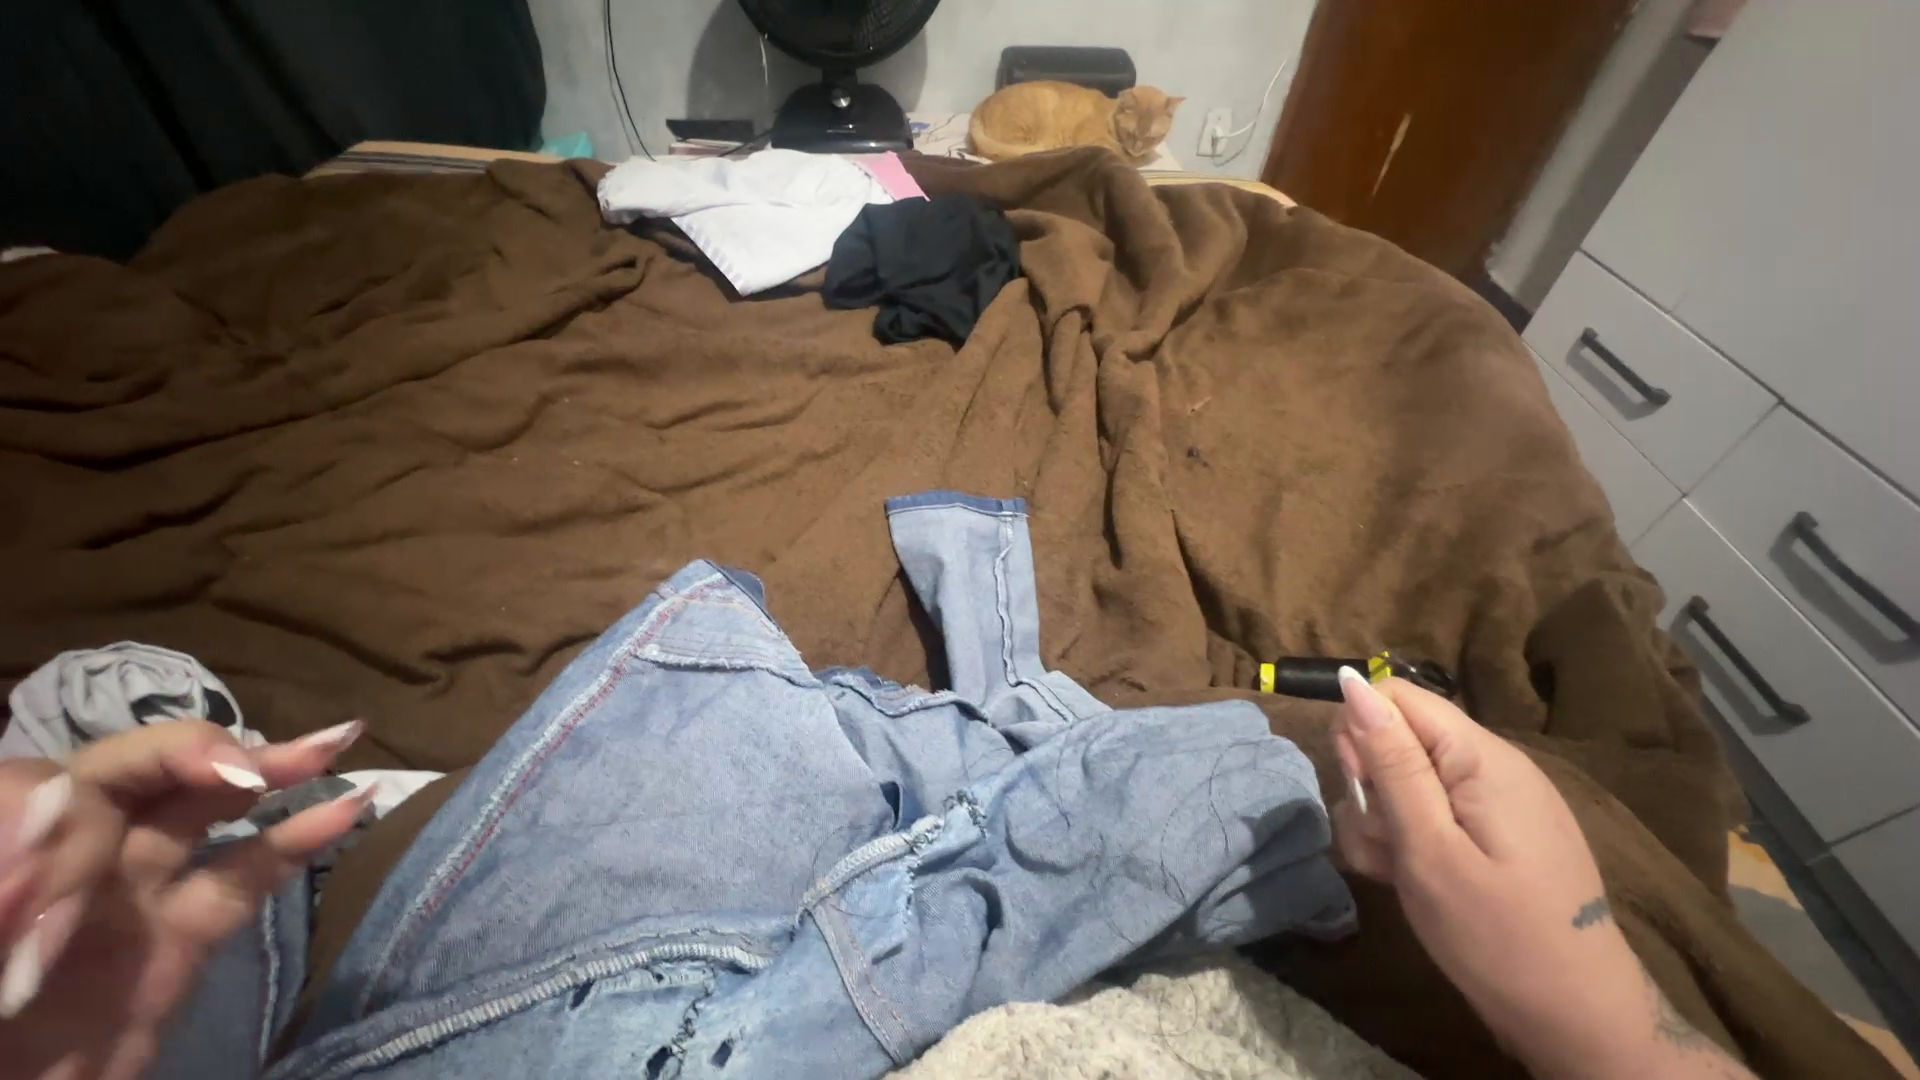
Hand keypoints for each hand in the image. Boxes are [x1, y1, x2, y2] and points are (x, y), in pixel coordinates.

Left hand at [0, 720, 370, 1079]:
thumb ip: (4, 878)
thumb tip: (59, 805)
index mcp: (3, 855)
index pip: (54, 784)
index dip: (111, 792)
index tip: (138, 836)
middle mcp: (66, 862)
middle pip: (137, 775)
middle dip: (200, 753)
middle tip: (257, 762)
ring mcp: (129, 897)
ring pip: (203, 809)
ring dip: (269, 770)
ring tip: (334, 745)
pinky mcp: (184, 937)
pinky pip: (247, 873)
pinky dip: (302, 836)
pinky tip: (349, 810)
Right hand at [1329, 671, 1754, 1079]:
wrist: (1577, 1024)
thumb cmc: (1496, 935)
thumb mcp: (1428, 848)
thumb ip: (1391, 762)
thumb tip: (1353, 681)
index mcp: (1482, 758)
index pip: (1396, 696)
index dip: (1360, 730)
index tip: (1360, 788)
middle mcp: (1490, 766)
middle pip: (1397, 737)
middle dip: (1369, 782)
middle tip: (1381, 838)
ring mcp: (1492, 802)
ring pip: (1403, 779)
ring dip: (1380, 819)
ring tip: (1392, 869)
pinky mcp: (1490, 833)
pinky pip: (1429, 810)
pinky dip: (1405, 837)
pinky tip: (1406, 876)